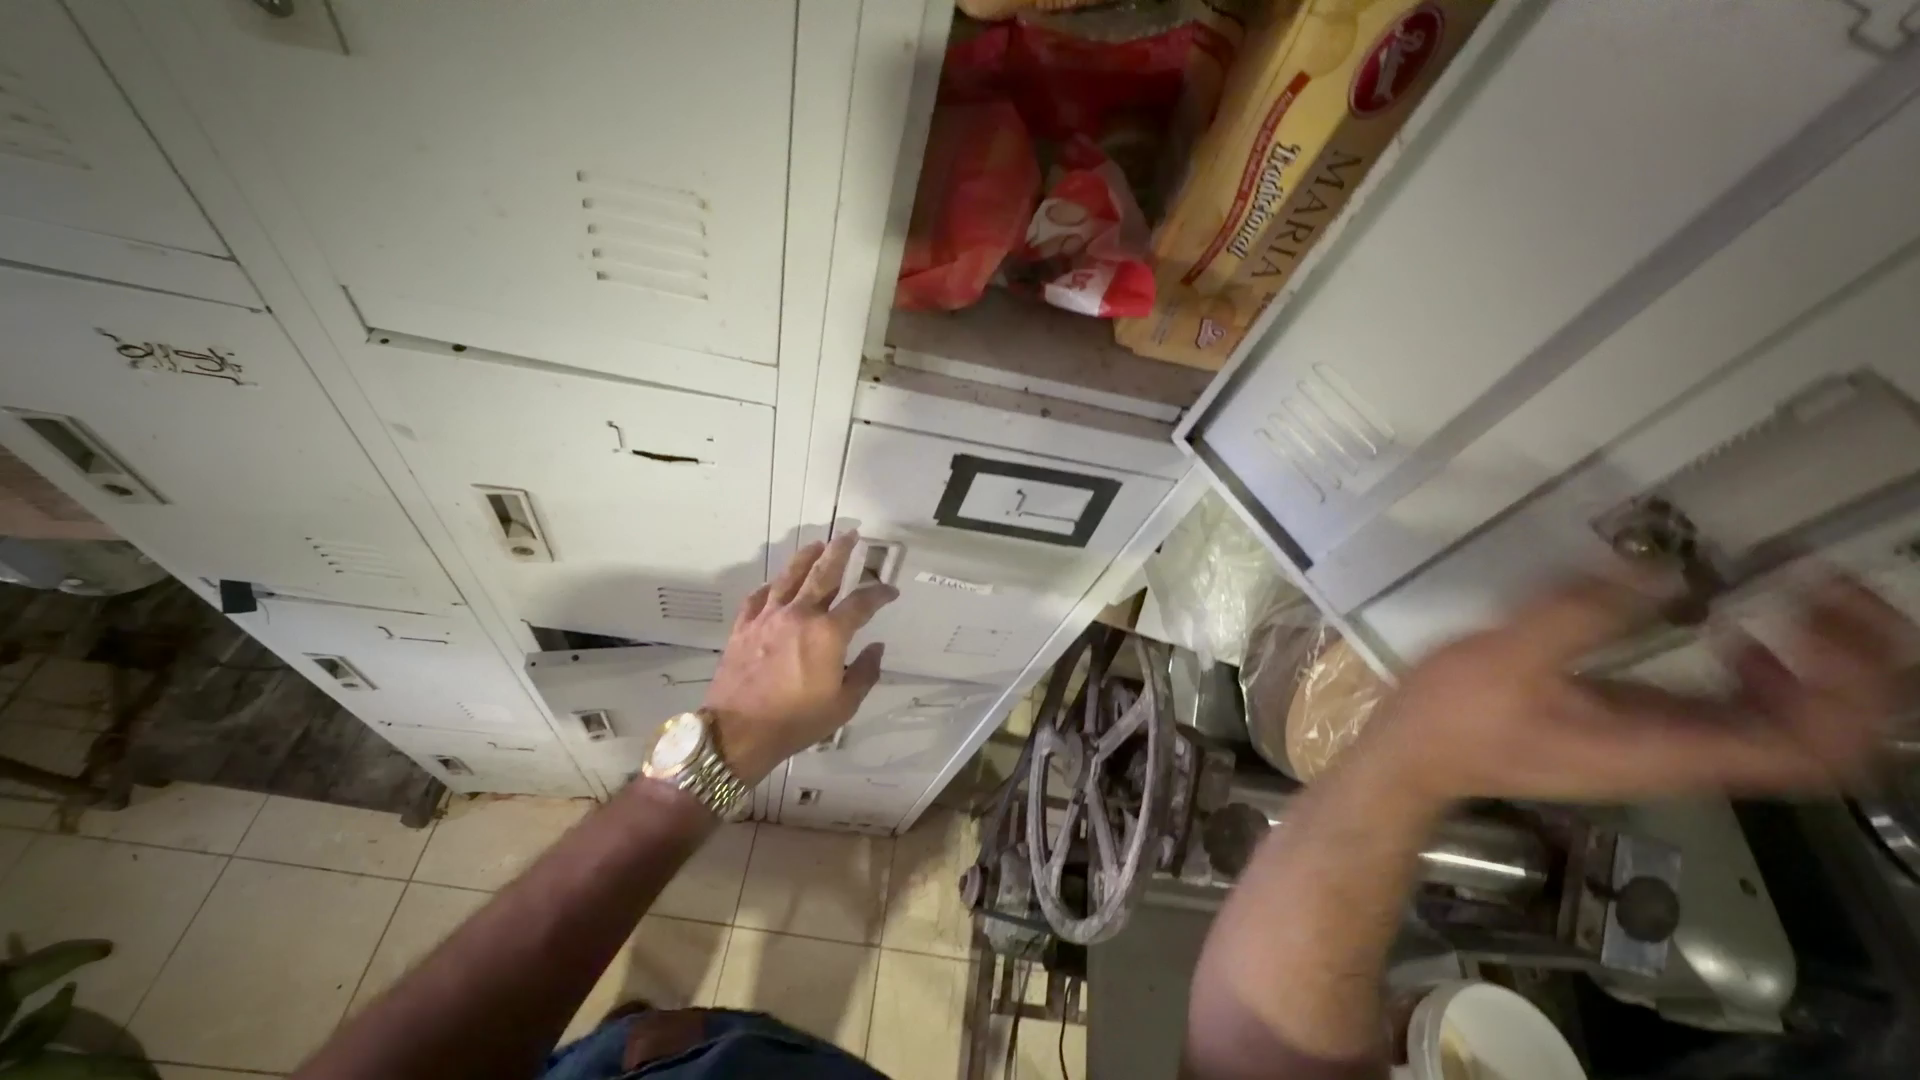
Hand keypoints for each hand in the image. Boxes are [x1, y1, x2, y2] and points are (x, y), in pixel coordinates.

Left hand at [702, 532, 899, 783]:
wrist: (739, 732)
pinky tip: (776, 583)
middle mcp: (799, 615)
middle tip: (851, 535)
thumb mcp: (843, 706)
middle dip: (840, 551)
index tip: (890, 590)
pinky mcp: (743, 627)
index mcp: (828, 634)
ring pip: (789, 576)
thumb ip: (864, 673)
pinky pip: (759, 597)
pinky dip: (771, 586)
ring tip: (817, 545)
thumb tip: (876, 648)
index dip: (879, 593)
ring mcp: (768, 617)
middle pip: (823, 573)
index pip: (861, 603)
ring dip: (806, 557)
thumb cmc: (796, 722)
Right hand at [1367, 574, 1915, 806]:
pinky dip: (1762, 669)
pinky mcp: (1641, 730)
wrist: (1416, 759)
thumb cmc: (1455, 720)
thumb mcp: (1509, 656)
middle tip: (1823, 592)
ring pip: (1791, 723)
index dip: (1846, 680)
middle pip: (1827, 735)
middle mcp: (1683, 756)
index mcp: (1664, 749)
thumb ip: (1584, 611)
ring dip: (1814, 663)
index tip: (1810, 609)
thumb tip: (1660, 570)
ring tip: (1792, 602)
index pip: (1813, 745)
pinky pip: (1741, 710)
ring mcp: (1667, 745)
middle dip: (1853, 663)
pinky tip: (1728, 630)